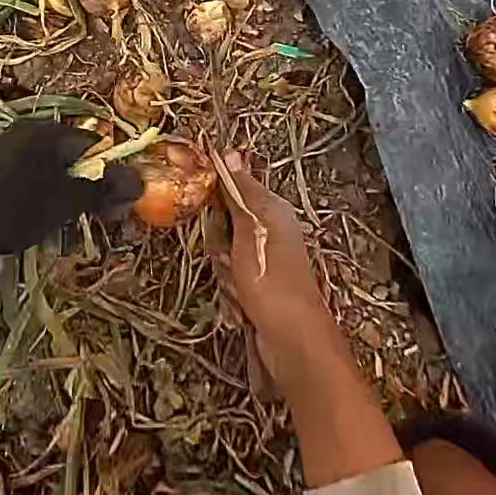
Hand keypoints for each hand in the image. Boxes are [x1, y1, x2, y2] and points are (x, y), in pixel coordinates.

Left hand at [0, 120, 142, 266]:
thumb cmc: (9, 209)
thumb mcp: (64, 202)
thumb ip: (103, 189)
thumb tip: (140, 181)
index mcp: (48, 132)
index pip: (95, 145)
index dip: (111, 174)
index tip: (116, 205)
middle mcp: (30, 133)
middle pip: (76, 157)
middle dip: (91, 187)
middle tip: (97, 219)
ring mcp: (12, 149)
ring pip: (56, 170)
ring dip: (69, 195)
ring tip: (69, 225)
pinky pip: (36, 176)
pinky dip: (47, 195)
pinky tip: (44, 220)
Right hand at [215, 151, 340, 388]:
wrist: (293, 341)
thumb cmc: (271, 281)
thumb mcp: (251, 230)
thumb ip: (239, 194)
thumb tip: (230, 152)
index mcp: (272, 208)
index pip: (235, 183)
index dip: (216, 194)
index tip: (203, 205)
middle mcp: (270, 228)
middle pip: (225, 220)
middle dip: (217, 240)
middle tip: (225, 255)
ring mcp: (264, 258)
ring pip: (224, 251)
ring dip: (223, 269)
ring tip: (236, 284)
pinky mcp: (259, 284)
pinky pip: (231, 275)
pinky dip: (230, 289)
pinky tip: (239, 303)